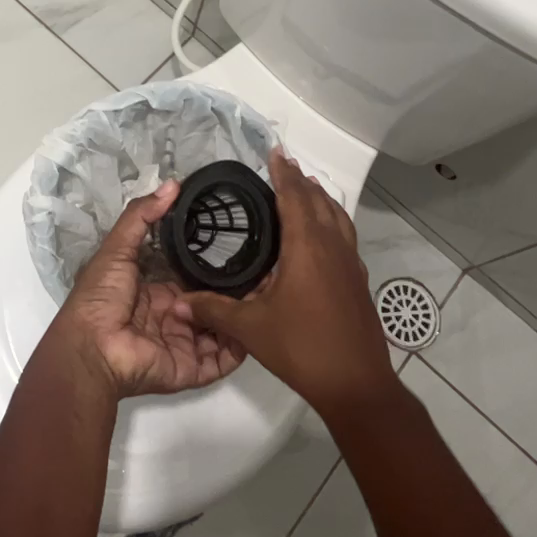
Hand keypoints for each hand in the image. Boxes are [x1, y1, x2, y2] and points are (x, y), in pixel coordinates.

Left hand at [44, 179, 246, 398]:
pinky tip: (256, 326)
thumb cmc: (101, 297)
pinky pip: (221, 361)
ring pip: (221, 329)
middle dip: (234, 290)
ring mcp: (183, 343)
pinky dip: (238, 348)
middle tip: (264, 269)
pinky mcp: (190, 368)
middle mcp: (172, 316)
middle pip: (210, 302)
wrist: (91, 349)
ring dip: (240, 314)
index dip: (212, 262)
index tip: (240, 243)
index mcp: (155, 290)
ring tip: (268, 293)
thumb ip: (142, 216)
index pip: (191, 274)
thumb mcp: (117, 248)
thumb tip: (173, 183)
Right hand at [174, 149, 397, 416]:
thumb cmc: (302, 348)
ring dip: (321, 199)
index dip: (284, 174)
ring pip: (337, 217)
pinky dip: (332, 221)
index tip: (275, 153)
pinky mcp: (358, 280)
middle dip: (301, 181)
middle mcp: (332, 246)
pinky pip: (345, 236)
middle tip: (284, 167)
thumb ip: (214, 310)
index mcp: (306, 247)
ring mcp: (350, 263)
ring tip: (306, 190)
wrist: (357, 384)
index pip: (294, 197)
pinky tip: (322, 236)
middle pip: (318, 201)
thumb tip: (178, 303)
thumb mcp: (251, 329)